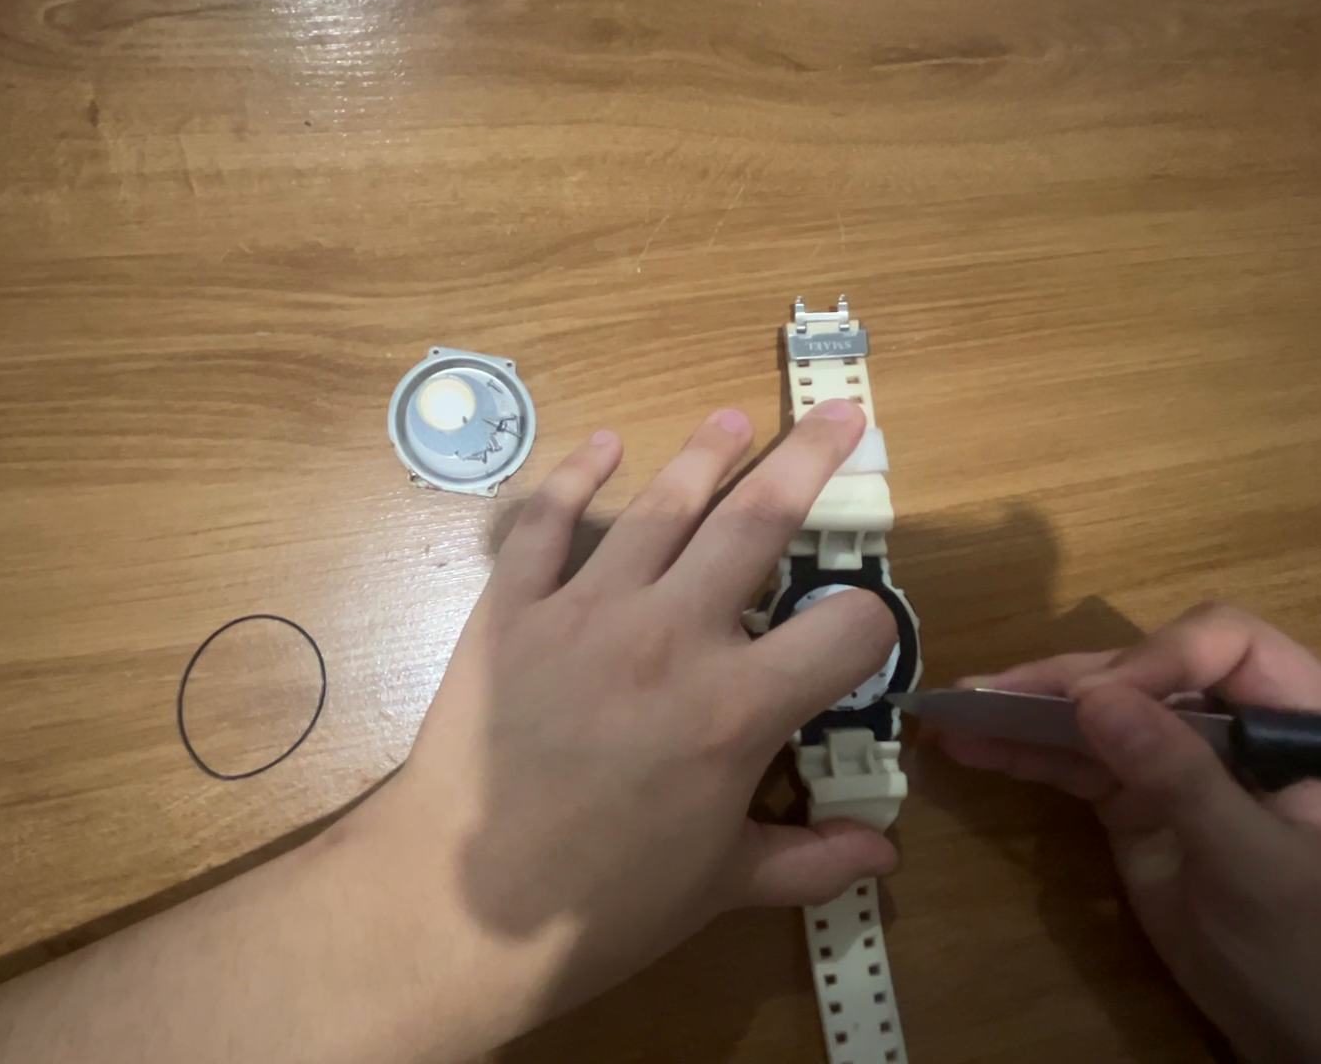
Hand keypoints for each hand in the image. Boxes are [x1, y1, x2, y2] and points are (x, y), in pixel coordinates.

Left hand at [0, 403, 898, 1063]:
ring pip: (653, 500)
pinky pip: (540, 518)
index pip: (841, 628)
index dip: (873, 610)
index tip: (875, 608)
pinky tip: (589, 445)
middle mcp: (664, 638)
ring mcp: (582, 608)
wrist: (437, 912)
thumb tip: (883, 850)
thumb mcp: (705, 897)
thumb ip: (796, 862)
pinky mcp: (510, 603)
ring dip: (695, 453)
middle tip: (843, 409)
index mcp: (723, 709)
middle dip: (810, 464)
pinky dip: (565, 478)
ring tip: (733, 408)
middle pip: (752, 528)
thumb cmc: (582, 912)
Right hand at [933, 603, 1320, 1063]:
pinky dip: (1019, 751)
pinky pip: (1070, 759)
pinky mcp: (1132, 797)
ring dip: (1022, 711)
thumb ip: (1180, 778)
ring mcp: (1178, 761)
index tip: (1094, 698)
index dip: (1159, 654)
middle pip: (1138, 671)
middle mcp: (1233, 727)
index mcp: (1301, 726)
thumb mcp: (1261, 873)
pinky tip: (969, 745)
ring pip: (1092, 711)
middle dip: (1060, 682)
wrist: (1317, 1052)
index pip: (1228, 646)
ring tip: (955, 712)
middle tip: (988, 695)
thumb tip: (1091, 699)